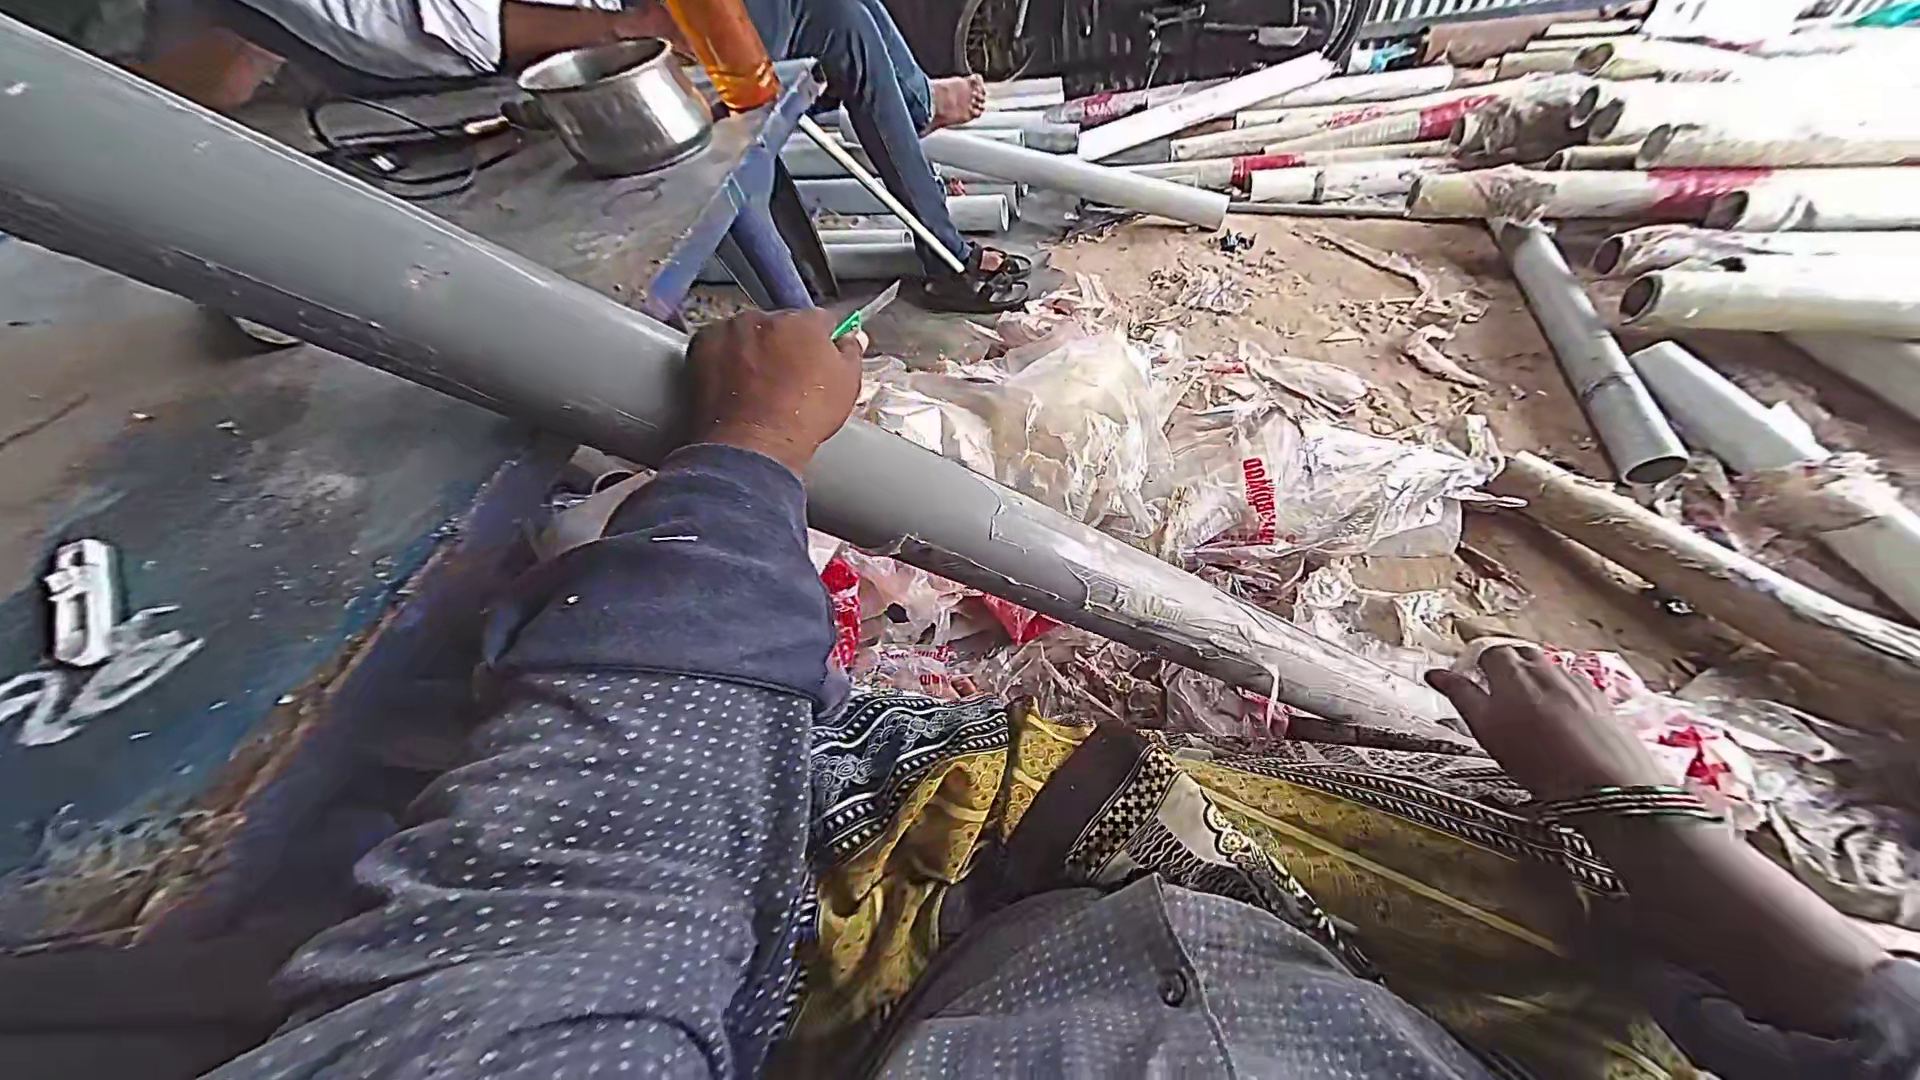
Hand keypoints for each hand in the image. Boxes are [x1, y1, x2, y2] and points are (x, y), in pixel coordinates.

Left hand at [686, 310, 864, 474]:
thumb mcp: (846, 388)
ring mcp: (731, 329)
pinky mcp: (702, 344)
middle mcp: (766, 317)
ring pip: (749, 332)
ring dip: (755, 349)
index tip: (821, 357)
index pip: (821, 319)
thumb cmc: (803, 420)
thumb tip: (852, 337)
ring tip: (759, 385)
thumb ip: (851, 353)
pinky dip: (726, 358)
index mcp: (805, 323)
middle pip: (782, 324)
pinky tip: (735, 384)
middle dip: (786, 345)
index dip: (824, 340)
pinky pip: (720, 344)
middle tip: (788, 379)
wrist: (753, 446)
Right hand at [1425, 646, 1668, 800]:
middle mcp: (1547, 670)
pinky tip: (1557, 718)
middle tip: (1493, 690)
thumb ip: (1459, 694)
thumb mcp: (1484, 727)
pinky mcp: (1605, 703)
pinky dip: (1558, 692)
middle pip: (1520, 653)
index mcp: (1512, 671)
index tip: (1468, 681)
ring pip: (1548, 669)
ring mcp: (1580, 685)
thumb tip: (1436, 674)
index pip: (1487, 650)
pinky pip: (1573, 685)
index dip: (1475, 664)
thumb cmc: (1536, 757)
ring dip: (1532, 678)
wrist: (1609, 788)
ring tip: (1524, 707)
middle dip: (1504, 665)